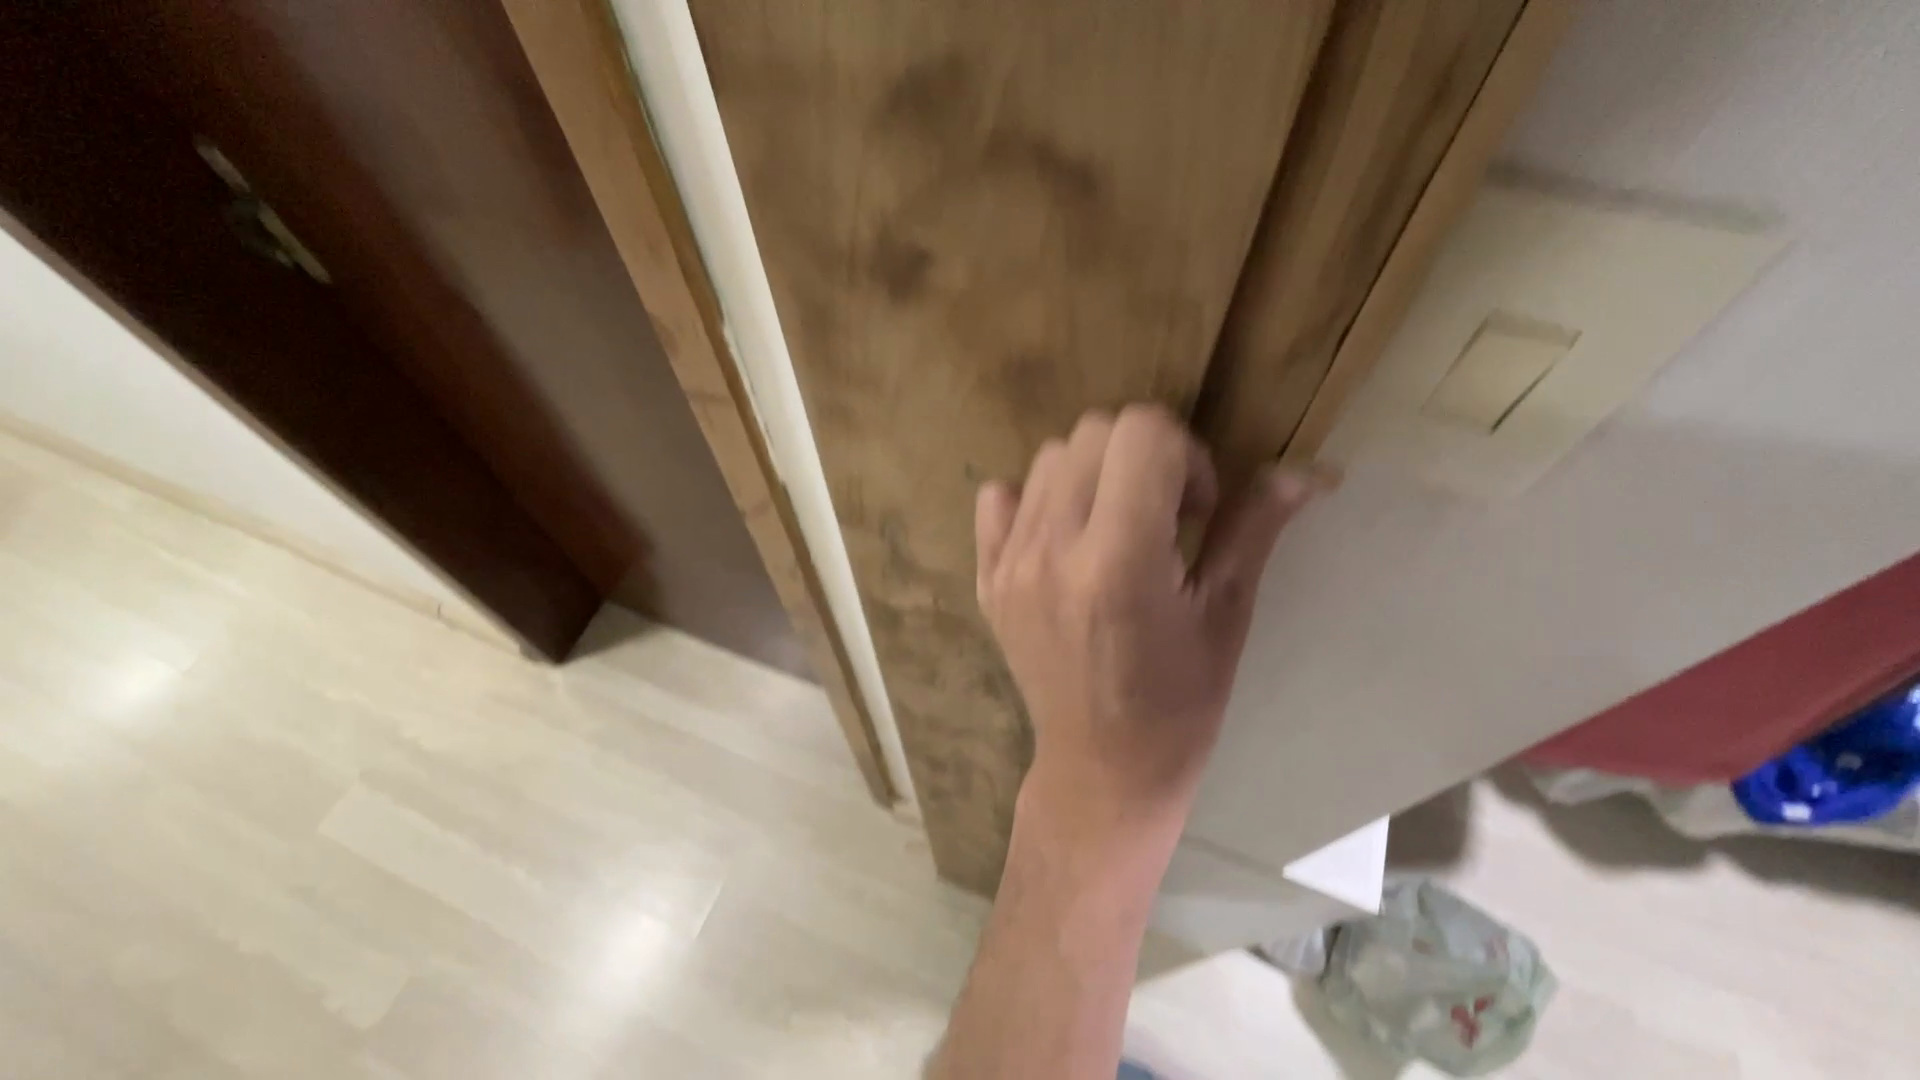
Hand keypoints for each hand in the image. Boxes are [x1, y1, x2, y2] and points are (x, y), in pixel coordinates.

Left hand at [975, 405, 1315, 839]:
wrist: (1101, 767)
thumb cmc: (1179, 703)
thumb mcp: (1226, 615)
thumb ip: (1253, 529)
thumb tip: (1303, 470)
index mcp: (1119, 561)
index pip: (1143, 432)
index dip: (1186, 456)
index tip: (1197, 511)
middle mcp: (1052, 550)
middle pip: (1094, 432)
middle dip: (1142, 456)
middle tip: (1164, 517)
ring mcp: (1009, 563)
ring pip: (1049, 456)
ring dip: (1092, 475)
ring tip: (1115, 529)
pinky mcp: (985, 578)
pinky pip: (998, 496)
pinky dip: (1035, 500)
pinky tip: (1065, 541)